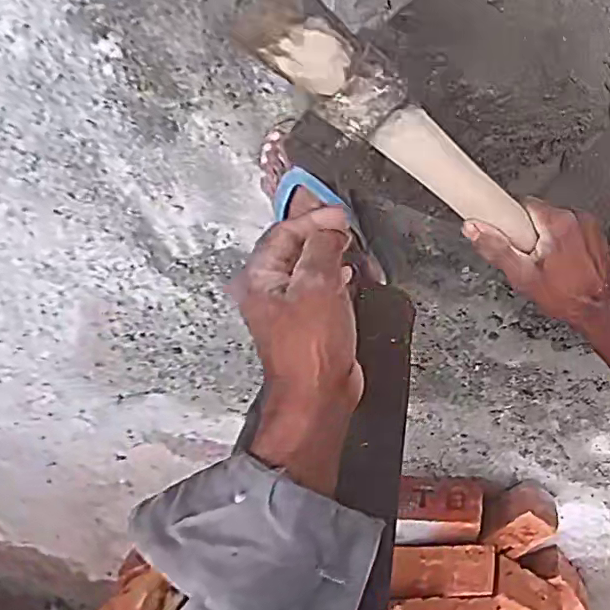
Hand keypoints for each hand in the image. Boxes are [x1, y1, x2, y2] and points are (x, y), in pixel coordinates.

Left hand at [231, 205, 362, 415]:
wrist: (318, 393)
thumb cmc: (311, 350)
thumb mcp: (318, 285)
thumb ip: (323, 248)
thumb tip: (331, 229)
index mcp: (259, 279)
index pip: (283, 233)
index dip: (313, 219)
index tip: (339, 215)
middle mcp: (267, 292)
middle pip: (293, 248)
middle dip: (321, 235)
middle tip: (345, 228)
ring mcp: (285, 308)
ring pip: (307, 267)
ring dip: (330, 255)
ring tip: (350, 248)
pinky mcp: (305, 322)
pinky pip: (318, 288)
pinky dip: (334, 276)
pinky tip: (348, 277)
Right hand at [464, 199, 609, 331]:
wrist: (599, 311)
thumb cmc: (568, 297)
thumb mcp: (523, 276)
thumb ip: (496, 249)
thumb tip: (474, 229)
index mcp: (557, 222)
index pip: (523, 204)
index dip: (512, 221)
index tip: (510, 234)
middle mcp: (576, 217)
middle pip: (539, 214)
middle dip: (529, 233)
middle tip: (530, 258)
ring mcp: (588, 224)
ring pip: (554, 222)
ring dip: (546, 237)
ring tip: (548, 263)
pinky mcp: (595, 233)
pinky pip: (569, 229)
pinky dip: (562, 242)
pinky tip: (562, 263)